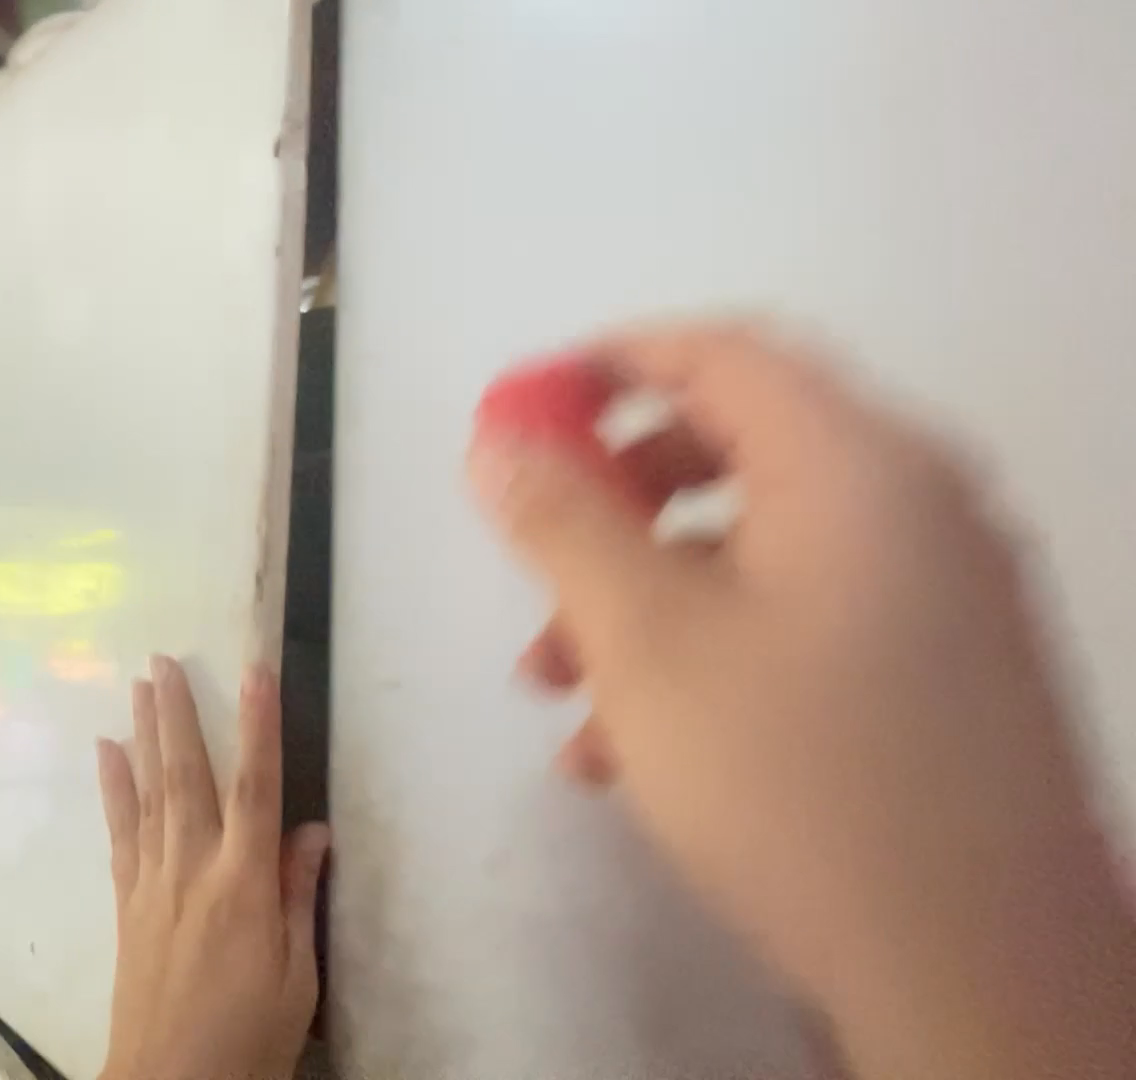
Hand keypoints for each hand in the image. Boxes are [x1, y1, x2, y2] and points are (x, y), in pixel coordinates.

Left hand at [95, 656, 329, 1079]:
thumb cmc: (247, 1037)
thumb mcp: (296, 977)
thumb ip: (298, 896)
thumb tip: (313, 830)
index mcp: (244, 883)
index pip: (257, 787)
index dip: (260, 725)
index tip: (256, 671)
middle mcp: (193, 865)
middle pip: (187, 773)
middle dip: (177, 712)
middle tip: (164, 660)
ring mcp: (153, 878)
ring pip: (150, 790)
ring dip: (145, 732)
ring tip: (140, 685)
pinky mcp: (127, 897)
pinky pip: (120, 829)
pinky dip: (113, 785)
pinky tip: (107, 750)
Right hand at [468, 320, 1135, 1078]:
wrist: (973, 986)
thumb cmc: (789, 776)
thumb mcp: (640, 633)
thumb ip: (560, 521)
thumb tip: (493, 443)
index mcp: (856, 471)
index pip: (719, 354)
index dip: (605, 362)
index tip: (520, 404)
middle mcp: (906, 511)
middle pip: (723, 446)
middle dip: (606, 493)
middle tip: (535, 539)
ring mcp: (920, 596)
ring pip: (734, 546)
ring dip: (627, 589)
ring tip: (551, 679)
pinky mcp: (913, 670)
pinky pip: (772, 617)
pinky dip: (683, 646)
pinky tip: (616, 742)